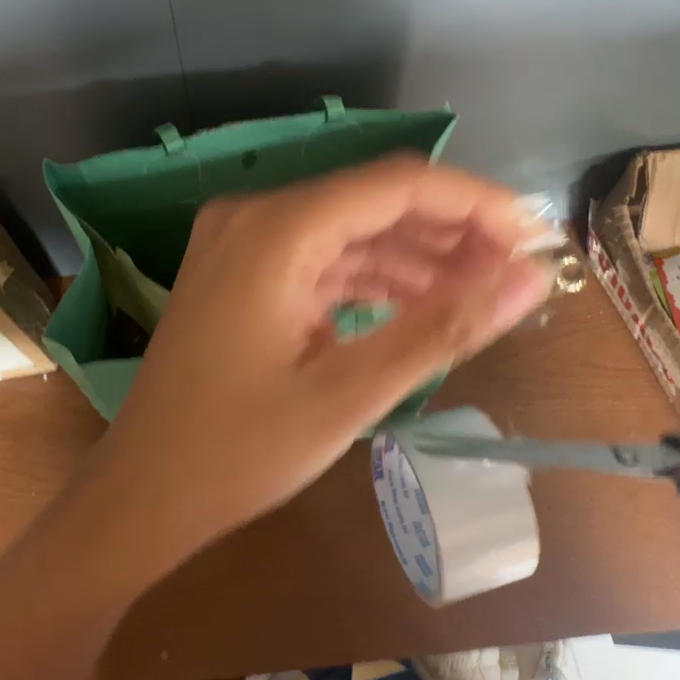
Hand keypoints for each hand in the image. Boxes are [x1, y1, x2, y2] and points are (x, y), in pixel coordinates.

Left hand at [85, 154, 551, 556]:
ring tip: (480, 296)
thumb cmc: (239, 452)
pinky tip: (418, 307)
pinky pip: (320, 258)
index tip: (536, 240)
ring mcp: (241, 242)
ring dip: (415, 258)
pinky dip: (372, 279)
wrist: (143, 493)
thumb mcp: (350, 393)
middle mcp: (254, 216)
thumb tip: (531, 278)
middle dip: (450, 233)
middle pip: (373, 201)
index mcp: (276, 230)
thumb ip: (444, 329)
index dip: (476, 205)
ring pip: (350, 230)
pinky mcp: (240, 272)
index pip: (398, 185)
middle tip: (516, 276)